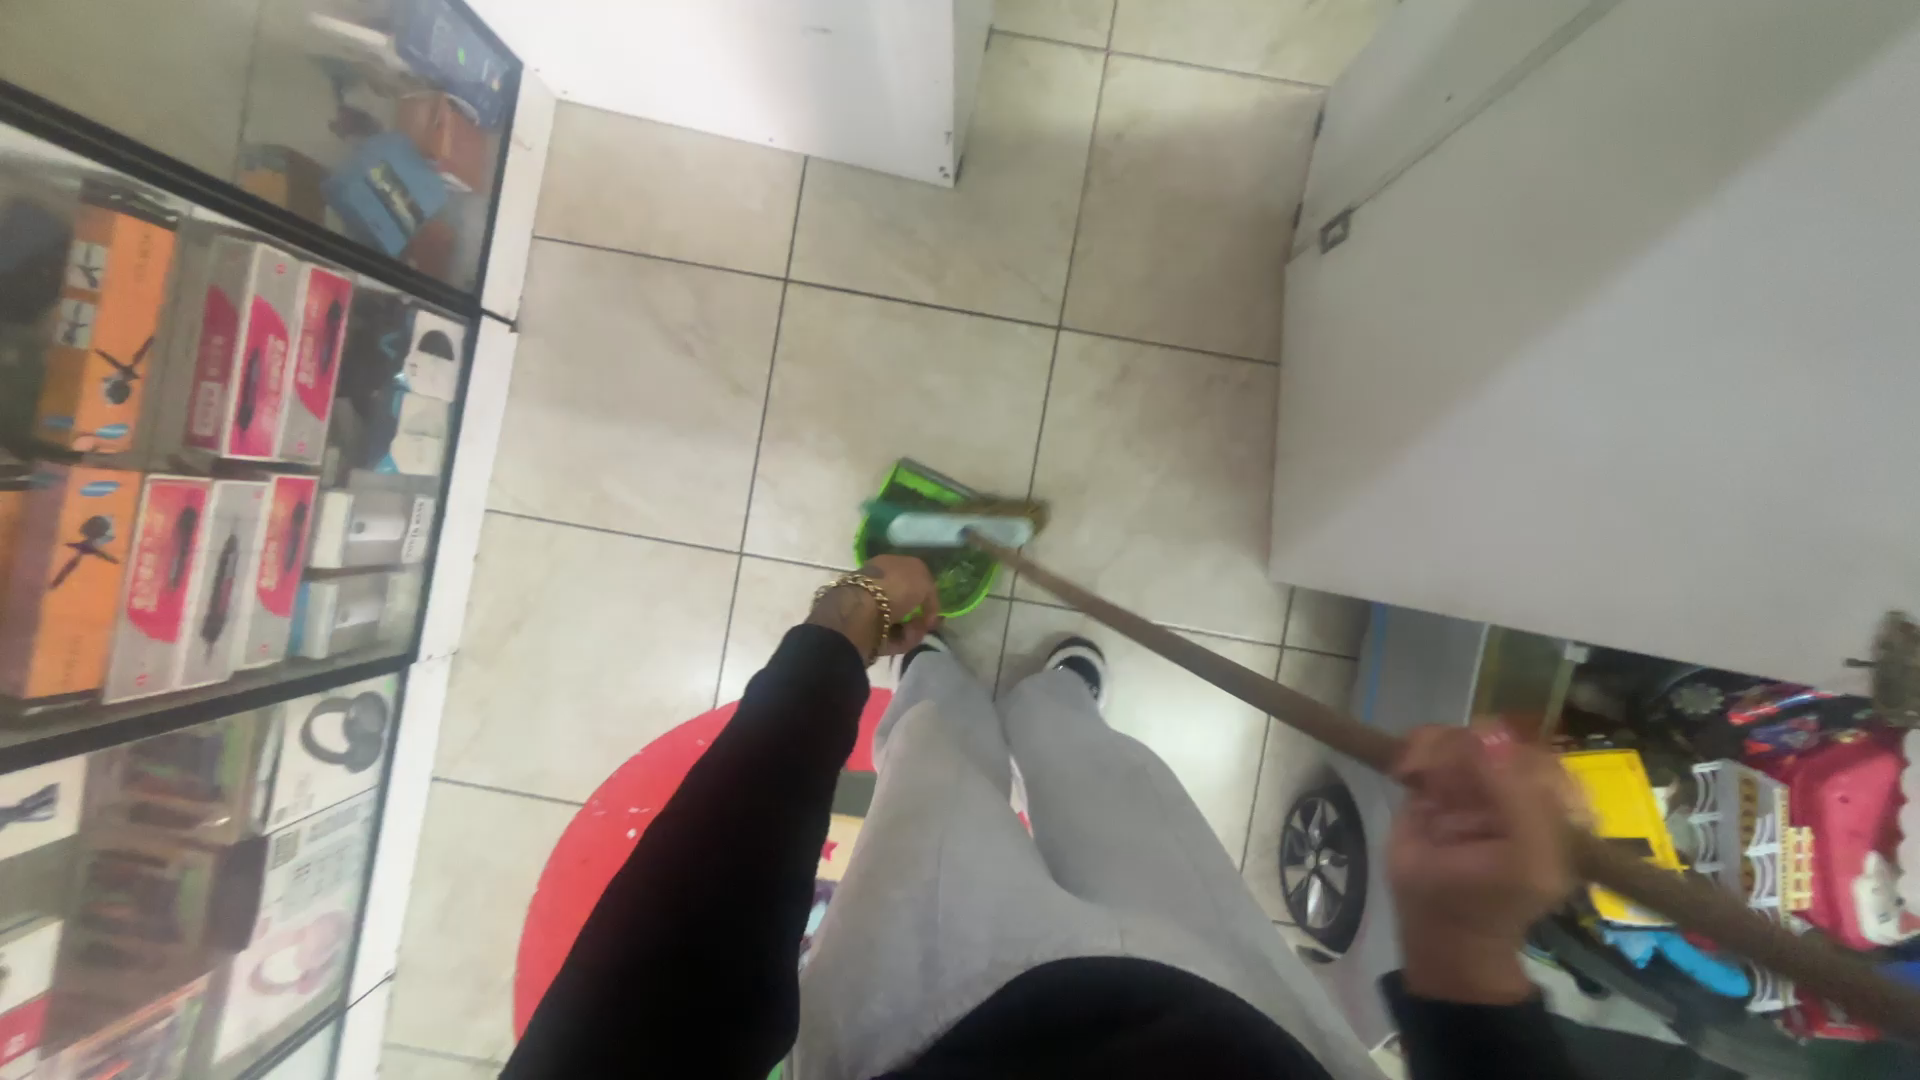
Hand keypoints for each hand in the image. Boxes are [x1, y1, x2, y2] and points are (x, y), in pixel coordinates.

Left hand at [806, 556, 941, 662]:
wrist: (862, 612)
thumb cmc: (895, 587)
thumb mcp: (923, 579)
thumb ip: (930, 592)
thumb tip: (928, 611)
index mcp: (886, 565)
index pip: (909, 577)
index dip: (925, 591)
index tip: (934, 605)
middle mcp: (876, 586)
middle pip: (905, 603)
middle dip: (920, 615)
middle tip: (929, 622)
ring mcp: (870, 611)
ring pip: (901, 622)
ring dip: (914, 629)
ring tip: (916, 630)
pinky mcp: (868, 633)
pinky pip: (893, 638)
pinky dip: (903, 639)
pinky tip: (906, 637)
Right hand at [1387, 725, 1574, 1003]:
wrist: (1437, 921)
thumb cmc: (1490, 898)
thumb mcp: (1526, 861)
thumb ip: (1519, 800)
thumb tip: (1489, 736)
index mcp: (1552, 805)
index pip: (1539, 756)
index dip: (1509, 755)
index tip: (1480, 770)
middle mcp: (1514, 788)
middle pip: (1494, 739)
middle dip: (1462, 751)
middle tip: (1438, 779)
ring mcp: (1471, 781)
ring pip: (1456, 736)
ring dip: (1431, 749)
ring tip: (1414, 774)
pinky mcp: (1432, 778)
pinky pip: (1424, 742)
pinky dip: (1412, 749)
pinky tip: (1405, 773)